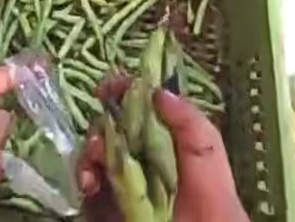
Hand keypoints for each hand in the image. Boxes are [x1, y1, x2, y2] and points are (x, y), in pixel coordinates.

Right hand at [78, 81, 247, 221]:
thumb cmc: (211, 201)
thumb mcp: (207, 155)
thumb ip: (189, 122)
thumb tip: (157, 91)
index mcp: (165, 137)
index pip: (140, 104)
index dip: (124, 91)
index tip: (109, 88)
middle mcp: (143, 155)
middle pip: (113, 125)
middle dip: (101, 123)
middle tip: (100, 136)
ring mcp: (125, 182)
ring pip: (97, 151)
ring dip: (90, 150)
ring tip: (93, 165)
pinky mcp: (109, 207)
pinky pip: (89, 184)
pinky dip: (84, 177)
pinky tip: (89, 183)